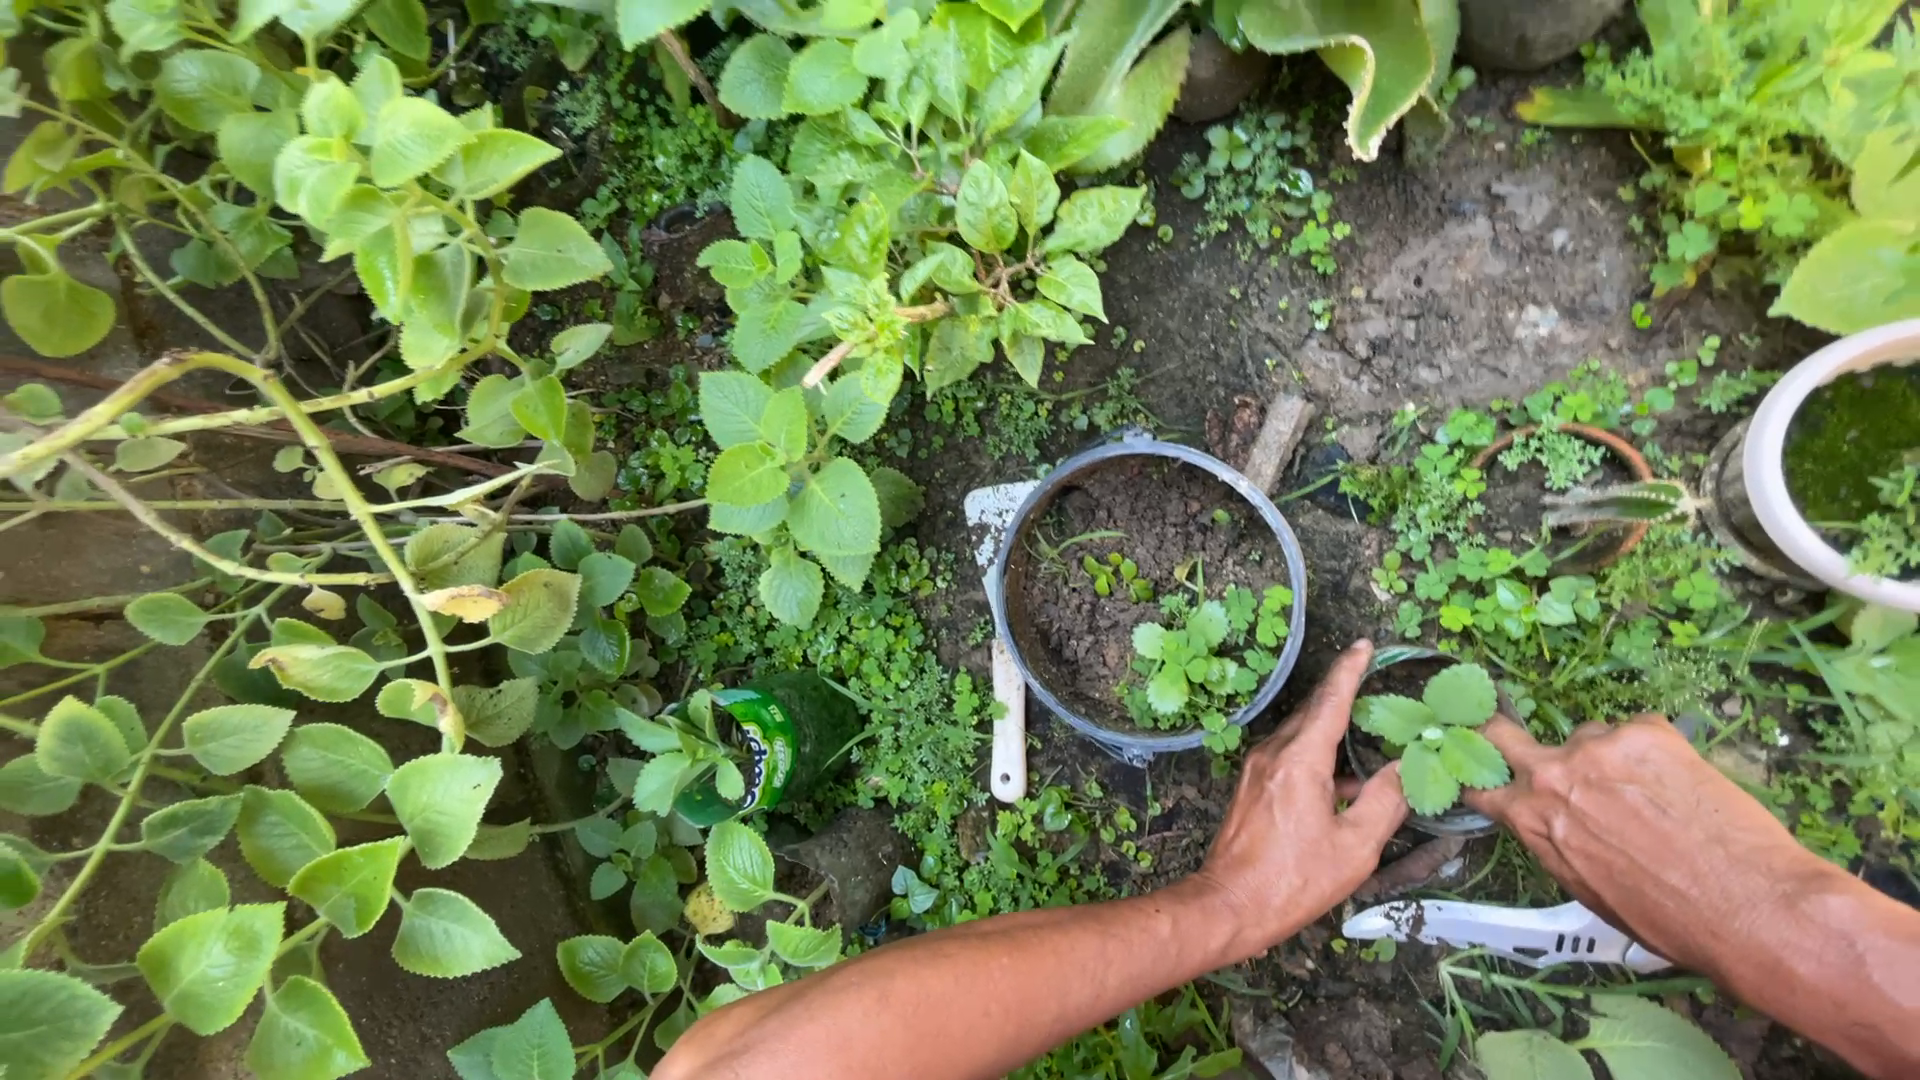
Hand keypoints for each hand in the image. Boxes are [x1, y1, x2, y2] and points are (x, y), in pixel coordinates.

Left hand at [1184, 640, 1407, 957]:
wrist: (1231, 901)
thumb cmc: (1295, 879)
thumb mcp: (1355, 846)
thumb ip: (1384, 801)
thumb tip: (1404, 769)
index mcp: (1298, 760)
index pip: (1329, 702)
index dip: (1349, 671)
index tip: (1363, 645)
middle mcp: (1272, 753)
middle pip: (1313, 713)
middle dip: (1343, 694)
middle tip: (1376, 682)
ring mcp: (1257, 767)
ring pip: (1300, 735)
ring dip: (1331, 727)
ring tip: (1367, 726)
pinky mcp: (1252, 784)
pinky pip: (1289, 755)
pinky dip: (1317, 753)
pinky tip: (1342, 777)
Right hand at [1464, 714, 1838, 976]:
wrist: (1758, 911)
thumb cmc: (1670, 919)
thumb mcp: (1586, 887)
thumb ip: (1553, 840)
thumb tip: (1554, 823)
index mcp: (1529, 817)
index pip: (1477, 785)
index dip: (1479, 778)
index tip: (1481, 772)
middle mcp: (1549, 774)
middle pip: (1499, 733)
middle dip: (1499, 735)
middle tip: (1517, 742)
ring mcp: (1596, 748)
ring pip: (1587, 737)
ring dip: (1606, 756)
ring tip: (1651, 789)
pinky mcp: (1646, 733)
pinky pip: (1639, 731)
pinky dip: (1657, 752)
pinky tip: (1686, 783)